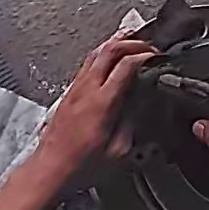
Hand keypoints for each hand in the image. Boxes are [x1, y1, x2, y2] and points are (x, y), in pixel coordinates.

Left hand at [34, 32, 154, 185]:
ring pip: (95, 52)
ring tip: (131, 41)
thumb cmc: (80, 164)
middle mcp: (87, 90)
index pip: (126, 65)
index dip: (145, 56)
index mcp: (102, 103)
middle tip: (149, 47)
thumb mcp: (118, 151)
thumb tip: (140, 104)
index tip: (157, 58)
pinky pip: (87, 63)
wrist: (50, 168)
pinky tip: (110, 57)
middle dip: (133, 43)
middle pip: (109, 50)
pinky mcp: (70, 92)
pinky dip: (103, 53)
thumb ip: (131, 123)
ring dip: (116, 43)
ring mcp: (76, 88)